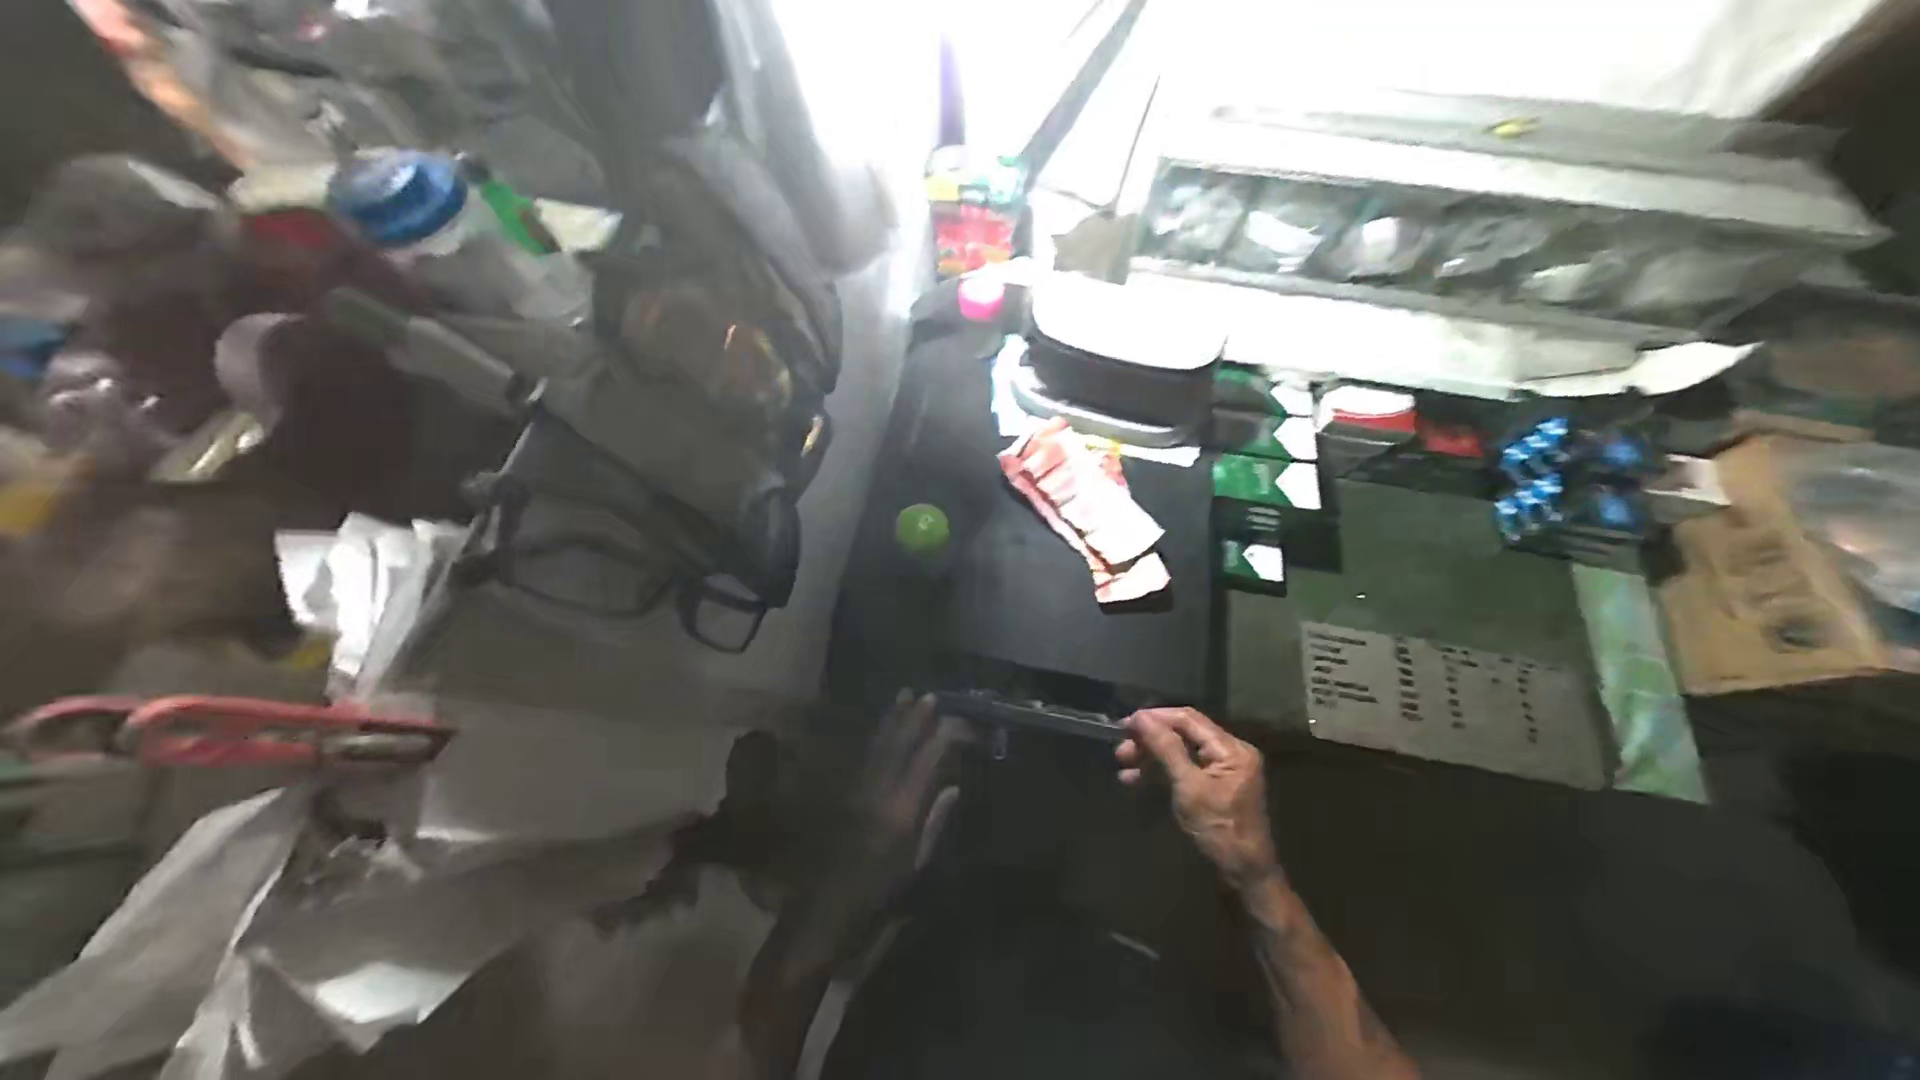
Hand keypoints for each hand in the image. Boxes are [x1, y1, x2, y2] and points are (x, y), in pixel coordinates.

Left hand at [810, 691, 967, 930]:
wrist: (828, 911)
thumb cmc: (879, 895)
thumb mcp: (916, 864)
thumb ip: (935, 822)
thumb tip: (952, 786)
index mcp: (902, 812)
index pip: (926, 762)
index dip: (943, 738)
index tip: (959, 723)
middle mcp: (879, 794)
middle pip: (899, 746)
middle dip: (915, 719)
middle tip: (930, 696)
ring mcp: (859, 791)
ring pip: (879, 746)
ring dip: (893, 720)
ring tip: (905, 697)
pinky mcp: (847, 795)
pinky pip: (866, 757)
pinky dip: (878, 737)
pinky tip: (884, 726)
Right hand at [1117, 707, 1278, 889]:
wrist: (1244, 876)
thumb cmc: (1218, 830)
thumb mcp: (1188, 787)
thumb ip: (1165, 748)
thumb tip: (1140, 717)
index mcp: (1231, 748)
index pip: (1188, 719)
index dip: (1155, 717)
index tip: (1124, 725)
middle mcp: (1229, 753)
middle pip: (1183, 733)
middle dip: (1150, 739)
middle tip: (1121, 751)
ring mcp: (1222, 770)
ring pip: (1180, 751)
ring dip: (1151, 756)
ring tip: (1123, 765)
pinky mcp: (1213, 786)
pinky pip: (1183, 769)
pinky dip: (1160, 772)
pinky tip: (1136, 780)